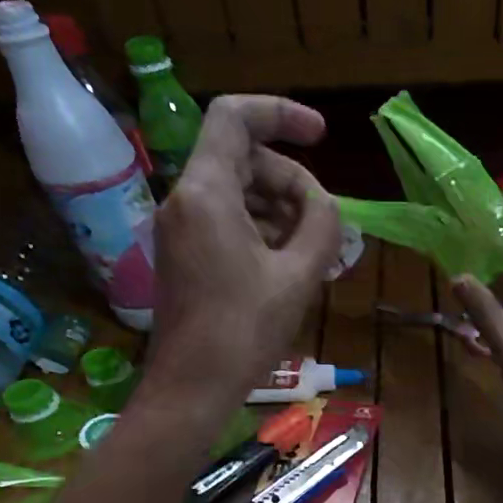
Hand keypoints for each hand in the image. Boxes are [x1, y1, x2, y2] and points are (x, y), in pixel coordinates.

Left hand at [148, 96, 340, 402]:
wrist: (190, 389)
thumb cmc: (243, 332)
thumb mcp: (297, 275)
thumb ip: (322, 225)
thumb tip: (325, 206)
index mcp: (205, 192)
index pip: (235, 116)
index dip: (281, 114)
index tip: (320, 137)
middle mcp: (183, 201)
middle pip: (241, 158)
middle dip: (289, 180)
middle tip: (324, 222)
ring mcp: (178, 231)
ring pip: (234, 193)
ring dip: (278, 209)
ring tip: (314, 249)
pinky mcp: (181, 258)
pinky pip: (223, 223)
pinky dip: (257, 231)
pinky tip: (287, 265)